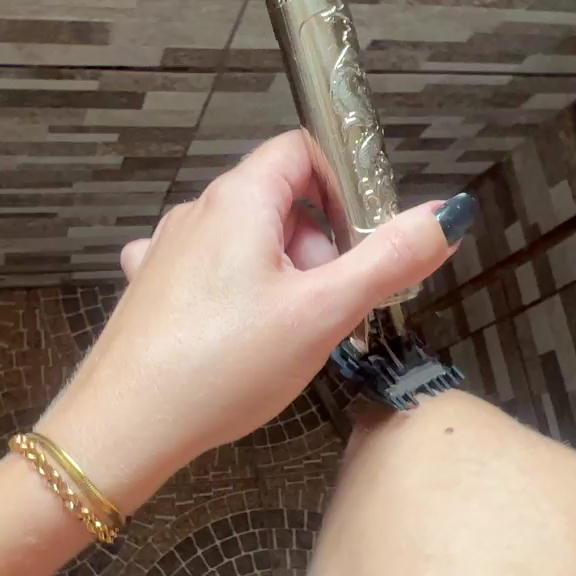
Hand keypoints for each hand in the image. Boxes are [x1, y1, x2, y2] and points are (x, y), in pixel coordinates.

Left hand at [39, 129, 475, 512]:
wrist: (125, 426)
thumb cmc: (224, 365)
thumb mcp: (322, 314)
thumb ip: (389, 259)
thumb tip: (450, 213)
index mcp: (238, 200)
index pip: (302, 150)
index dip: (343, 186)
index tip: (360, 242)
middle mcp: (195, 212)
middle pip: (276, 199)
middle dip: (317, 243)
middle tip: (328, 305)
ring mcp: (166, 250)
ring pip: (243, 240)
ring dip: (279, 273)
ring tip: (285, 333)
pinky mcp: (149, 290)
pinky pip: (206, 271)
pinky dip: (235, 290)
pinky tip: (235, 331)